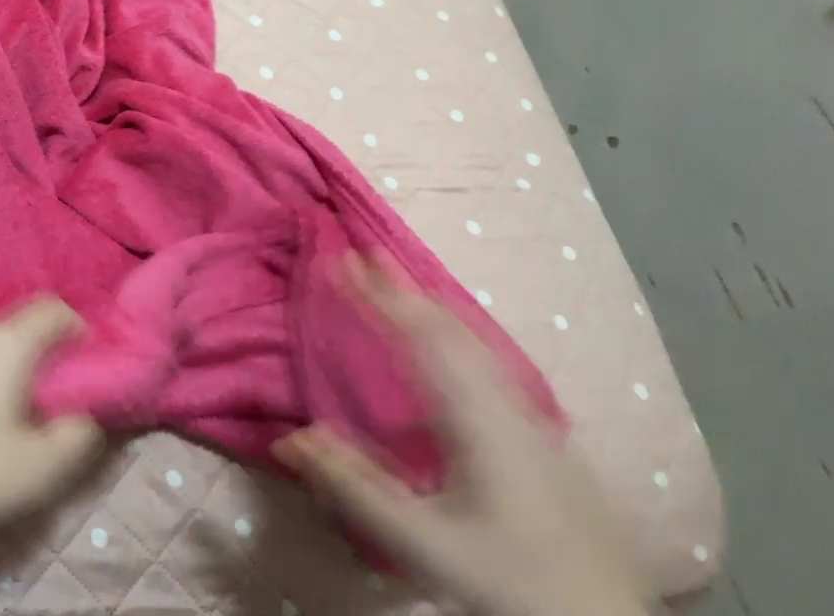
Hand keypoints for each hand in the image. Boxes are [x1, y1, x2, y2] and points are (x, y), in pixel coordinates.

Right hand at [275, 258, 649, 615]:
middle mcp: (507, 406)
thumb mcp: (421, 541)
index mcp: (476, 420)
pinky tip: (455, 344)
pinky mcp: (545, 439)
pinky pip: (491, 361)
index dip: (377, 297)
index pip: (419, 339)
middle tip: (364, 252)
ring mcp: (533, 420)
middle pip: (451, 330)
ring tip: (402, 281)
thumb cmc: (509, 579)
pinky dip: (458, 332)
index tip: (341, 261)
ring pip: (477, 343)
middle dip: (404, 288)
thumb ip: (354, 486)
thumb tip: (288, 438)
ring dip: (433, 305)